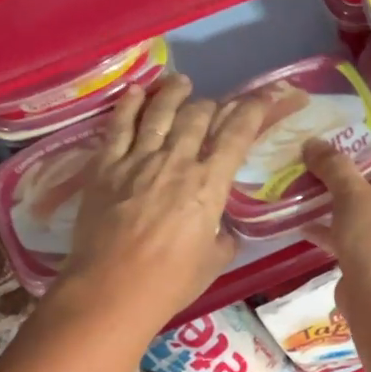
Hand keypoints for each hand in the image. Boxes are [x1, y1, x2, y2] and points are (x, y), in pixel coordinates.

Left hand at [56, 73, 262, 328]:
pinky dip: (131, 104)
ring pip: (160, 112)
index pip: (237, 134)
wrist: (112, 289)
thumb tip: (221, 228)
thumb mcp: (213, 262)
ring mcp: (137, 159)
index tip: (265, 97)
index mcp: (209, 184)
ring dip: (174, 94)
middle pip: (198, 116)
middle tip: (212, 109)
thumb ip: (222, 237)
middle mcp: (176, 161)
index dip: (254, 109)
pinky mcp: (105, 165)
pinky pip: (119, 124)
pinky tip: (138, 92)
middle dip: (211, 106)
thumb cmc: (169, 282)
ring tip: (181, 83)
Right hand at [301, 141, 370, 313]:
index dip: (369, 159)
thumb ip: (333, 166)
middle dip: (347, 184)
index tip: (340, 154)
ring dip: (337, 209)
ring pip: (363, 217)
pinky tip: (305, 227)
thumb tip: (312, 143)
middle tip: (319, 170)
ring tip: (308, 194)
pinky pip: (354, 241)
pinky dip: (333, 233)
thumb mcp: (351, 194)